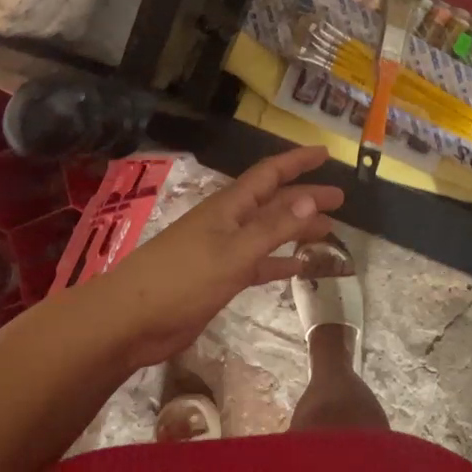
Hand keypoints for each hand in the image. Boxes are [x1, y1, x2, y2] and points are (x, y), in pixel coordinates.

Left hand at [93, 146, 343, 369]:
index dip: (298, 161)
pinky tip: (299, 268)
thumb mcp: (233, 252)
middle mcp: (230, 221)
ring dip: (297, 229)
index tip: (325, 153)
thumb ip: (273, 227)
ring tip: (329, 231)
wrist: (131, 319)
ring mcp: (223, 250)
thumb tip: (311, 197)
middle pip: (274, 202)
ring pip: (269, 232)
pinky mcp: (219, 278)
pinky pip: (258, 263)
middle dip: (306, 198)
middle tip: (340, 200)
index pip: (271, 173)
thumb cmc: (182, 279)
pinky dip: (279, 262)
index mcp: (231, 206)